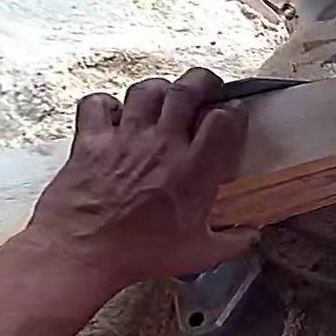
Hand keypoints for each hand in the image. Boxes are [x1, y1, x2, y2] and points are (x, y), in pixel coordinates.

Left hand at [13, 68, 259, 297]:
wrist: (80, 254)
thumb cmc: (143, 253)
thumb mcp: (201, 253)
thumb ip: (235, 241)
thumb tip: (254, 234)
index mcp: (195, 169)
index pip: (223, 119)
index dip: (234, 111)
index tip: (235, 115)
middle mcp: (162, 145)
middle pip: (186, 90)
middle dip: (202, 81)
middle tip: (208, 86)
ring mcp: (124, 139)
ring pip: (145, 91)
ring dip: (159, 89)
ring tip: (165, 97)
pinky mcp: (90, 142)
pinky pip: (96, 104)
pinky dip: (106, 104)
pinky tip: (115, 115)